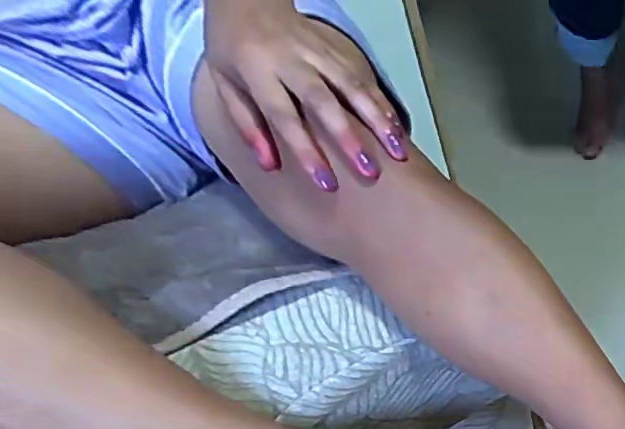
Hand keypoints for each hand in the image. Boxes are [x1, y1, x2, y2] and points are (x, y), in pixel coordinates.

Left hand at [203, 0, 407, 189]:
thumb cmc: (235, 49)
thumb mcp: (225, 82)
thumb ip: (247, 124)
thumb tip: (270, 167)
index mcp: (255, 67)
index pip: (283, 114)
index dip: (306, 151)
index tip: (328, 185)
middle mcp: (287, 57)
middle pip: (321, 99)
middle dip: (348, 136)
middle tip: (370, 172)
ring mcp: (315, 50)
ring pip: (350, 85)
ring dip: (377, 120)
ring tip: (398, 153)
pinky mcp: (335, 48)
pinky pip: (362, 77)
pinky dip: (383, 104)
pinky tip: (399, 130)